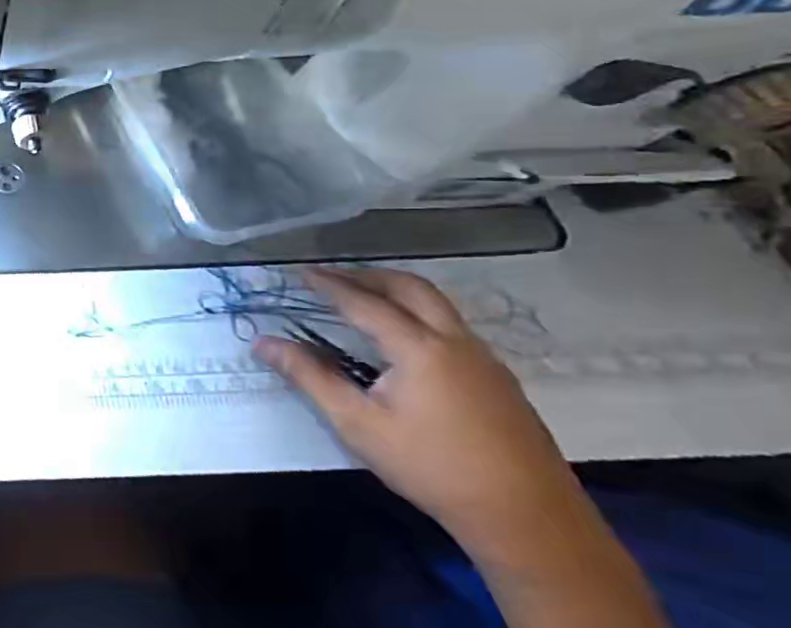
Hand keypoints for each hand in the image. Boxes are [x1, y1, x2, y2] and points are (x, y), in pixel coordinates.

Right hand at [253, 268, 585, 555]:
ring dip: (398, 290)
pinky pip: (452, 323)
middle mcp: (452, 337)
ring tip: (369, 299)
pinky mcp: (498, 374)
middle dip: (368, 275)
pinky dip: (421, 311)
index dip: (330, 285)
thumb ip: (312, 379)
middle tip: (336, 279)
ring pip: (436, 301)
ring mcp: (481, 354)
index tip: (302, 273)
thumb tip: (265, 344)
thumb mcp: (360, 426)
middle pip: (407, 286)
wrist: (525, 516)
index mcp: (418, 346)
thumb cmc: (432, 469)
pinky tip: (410, 339)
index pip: (363, 302)